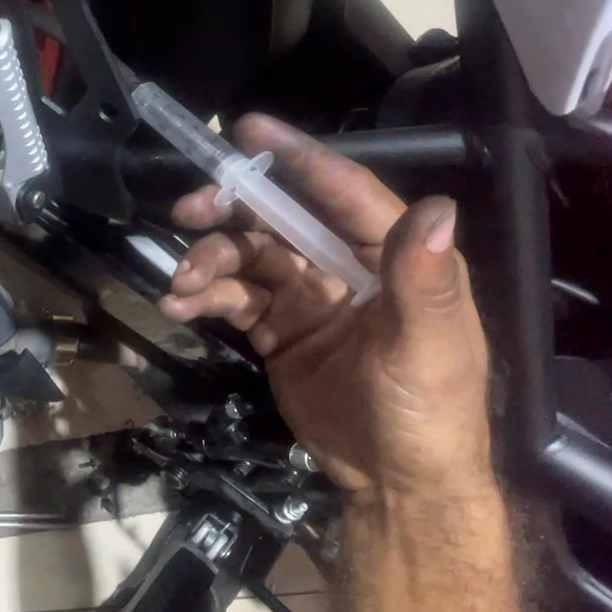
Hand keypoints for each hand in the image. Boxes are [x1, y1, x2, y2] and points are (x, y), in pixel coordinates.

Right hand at [160, 114, 492, 501]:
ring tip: (180, 285)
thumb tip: (433, 210)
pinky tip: (178, 308)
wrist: (389, 481)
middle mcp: (343, 267)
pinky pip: (231, 299)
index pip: (342, 194)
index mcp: (390, 259)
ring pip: (244, 259)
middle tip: (185, 213)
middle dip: (229, 212)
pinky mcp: (276, 330)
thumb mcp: (429, 350)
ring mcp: (305, 298)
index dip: (297, 159)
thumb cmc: (427, 413)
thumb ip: (423, 283)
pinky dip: (202, 299)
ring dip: (206, 263)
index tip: (248, 130)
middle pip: (277, 221)